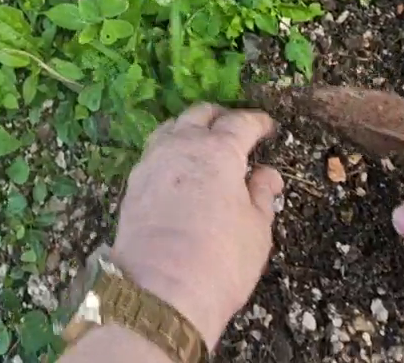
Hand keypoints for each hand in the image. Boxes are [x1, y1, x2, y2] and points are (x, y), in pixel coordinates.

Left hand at [109, 103, 284, 348]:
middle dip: (220, 117)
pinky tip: (178, 164)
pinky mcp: (135, 178)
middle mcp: (183, 144)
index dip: (256, 121)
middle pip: (201, 114)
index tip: (267, 125)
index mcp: (219, 151)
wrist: (161, 288)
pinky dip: (171, 148)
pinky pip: (156, 149)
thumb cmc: (221, 259)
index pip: (240, 123)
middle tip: (235, 129)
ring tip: (203, 141)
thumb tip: (267, 173)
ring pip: (173, 126)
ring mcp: (154, 158)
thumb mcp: (257, 229)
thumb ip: (262, 194)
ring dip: (191, 127)